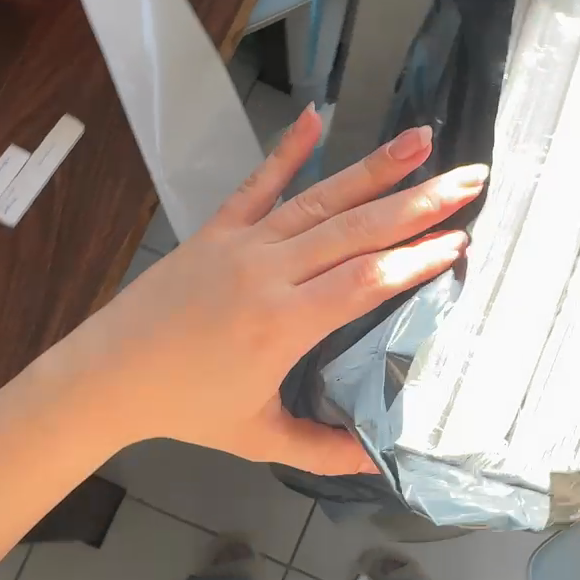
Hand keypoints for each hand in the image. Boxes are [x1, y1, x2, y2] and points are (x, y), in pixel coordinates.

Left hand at [60, 107, 486, 474]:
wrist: (108, 375)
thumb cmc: (184, 408)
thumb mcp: (257, 438)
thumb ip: (321, 450)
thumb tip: (378, 462)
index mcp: (284, 325)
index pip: (365, 282)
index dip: (416, 260)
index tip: (459, 241)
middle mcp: (269, 273)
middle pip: (356, 230)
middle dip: (418, 203)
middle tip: (470, 178)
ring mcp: (242, 244)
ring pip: (319, 200)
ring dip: (373, 169)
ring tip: (422, 139)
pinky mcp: (216, 230)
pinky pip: (257, 184)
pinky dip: (287, 150)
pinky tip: (317, 117)